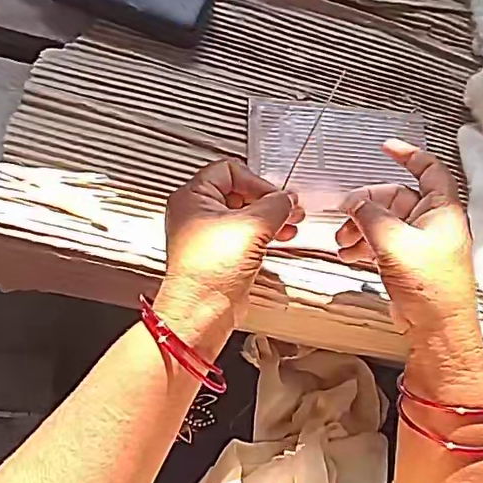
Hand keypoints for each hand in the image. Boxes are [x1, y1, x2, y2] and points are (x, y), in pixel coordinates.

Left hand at [158, 159, 302, 322]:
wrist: (201, 311)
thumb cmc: (208, 272)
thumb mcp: (252, 226)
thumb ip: (275, 205)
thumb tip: (286, 199)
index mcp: (193, 197)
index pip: (230, 170)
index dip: (257, 181)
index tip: (275, 196)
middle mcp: (196, 213)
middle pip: (240, 191)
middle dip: (268, 200)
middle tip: (287, 208)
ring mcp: (207, 234)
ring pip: (244, 213)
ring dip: (270, 217)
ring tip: (288, 223)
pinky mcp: (219, 254)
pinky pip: (245, 234)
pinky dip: (263, 233)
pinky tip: (278, 238)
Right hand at [335, 140, 479, 335]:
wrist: (438, 331)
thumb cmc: (432, 290)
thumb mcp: (393, 242)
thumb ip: (370, 216)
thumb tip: (355, 203)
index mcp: (442, 211)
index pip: (428, 169)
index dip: (408, 154)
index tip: (387, 147)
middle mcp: (434, 224)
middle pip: (396, 199)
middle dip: (368, 206)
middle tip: (346, 214)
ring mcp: (423, 245)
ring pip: (386, 223)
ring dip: (362, 228)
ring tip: (345, 241)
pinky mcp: (412, 264)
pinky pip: (385, 244)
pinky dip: (367, 245)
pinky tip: (352, 254)